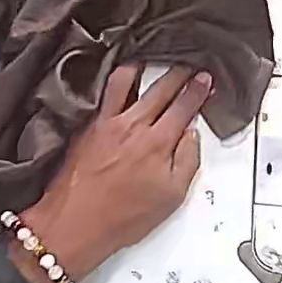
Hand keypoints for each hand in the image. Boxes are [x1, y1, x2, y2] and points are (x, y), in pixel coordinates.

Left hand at [20, 64, 211, 281]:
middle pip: (161, 89)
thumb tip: (191, 135)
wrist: (76, 222)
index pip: (184, 106)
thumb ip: (187, 160)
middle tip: (187, 65)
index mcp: (158, 143)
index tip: (205, 79)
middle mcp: (133, 126)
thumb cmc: (123, 217)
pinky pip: (106, 93)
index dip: (198, 90)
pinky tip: (121, 79)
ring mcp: (108, 123)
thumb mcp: (171, 197)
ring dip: (145, 67)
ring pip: (128, 82)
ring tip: (152, 59)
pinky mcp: (89, 127)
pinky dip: (117, 80)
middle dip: (178, 74)